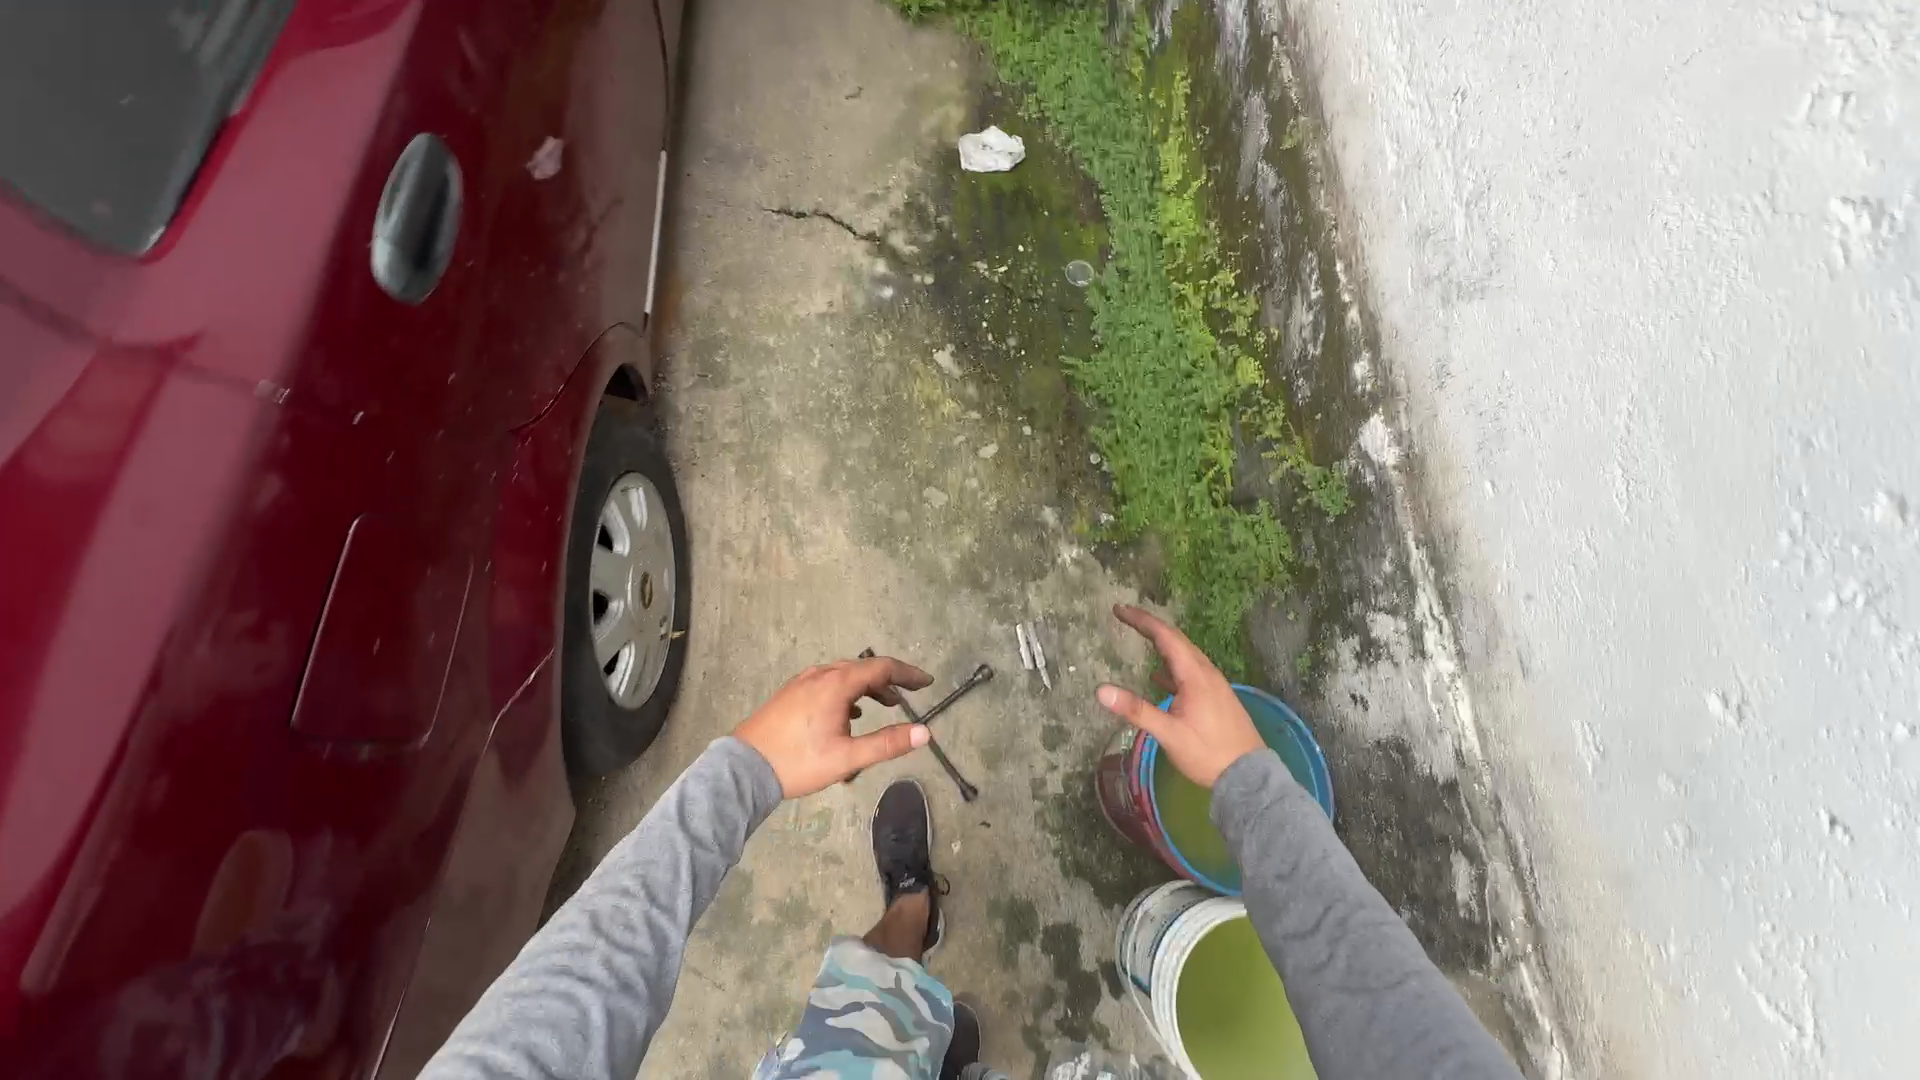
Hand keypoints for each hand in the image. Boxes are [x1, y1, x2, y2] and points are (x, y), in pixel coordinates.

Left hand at [734, 656, 933, 797]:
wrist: (743, 768)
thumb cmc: (798, 762)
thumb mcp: (847, 758)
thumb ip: (887, 744)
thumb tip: (924, 733)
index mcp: (836, 684)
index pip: (882, 668)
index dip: (908, 674)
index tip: (927, 682)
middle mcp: (820, 675)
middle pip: (863, 668)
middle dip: (889, 680)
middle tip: (908, 696)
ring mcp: (802, 682)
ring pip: (844, 675)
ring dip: (868, 686)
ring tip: (885, 704)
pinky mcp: (790, 694)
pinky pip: (828, 683)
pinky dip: (848, 692)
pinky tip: (849, 714)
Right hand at [1096, 605, 1264, 787]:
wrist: (1249, 777)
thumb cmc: (1208, 754)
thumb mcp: (1168, 734)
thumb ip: (1136, 710)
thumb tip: (1100, 690)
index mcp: (1195, 676)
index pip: (1166, 637)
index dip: (1142, 620)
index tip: (1119, 610)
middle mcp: (1207, 674)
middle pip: (1176, 640)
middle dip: (1149, 626)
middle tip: (1125, 617)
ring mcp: (1214, 686)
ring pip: (1185, 655)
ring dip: (1162, 644)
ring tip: (1140, 639)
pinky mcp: (1216, 699)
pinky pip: (1190, 672)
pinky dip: (1171, 666)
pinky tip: (1160, 678)